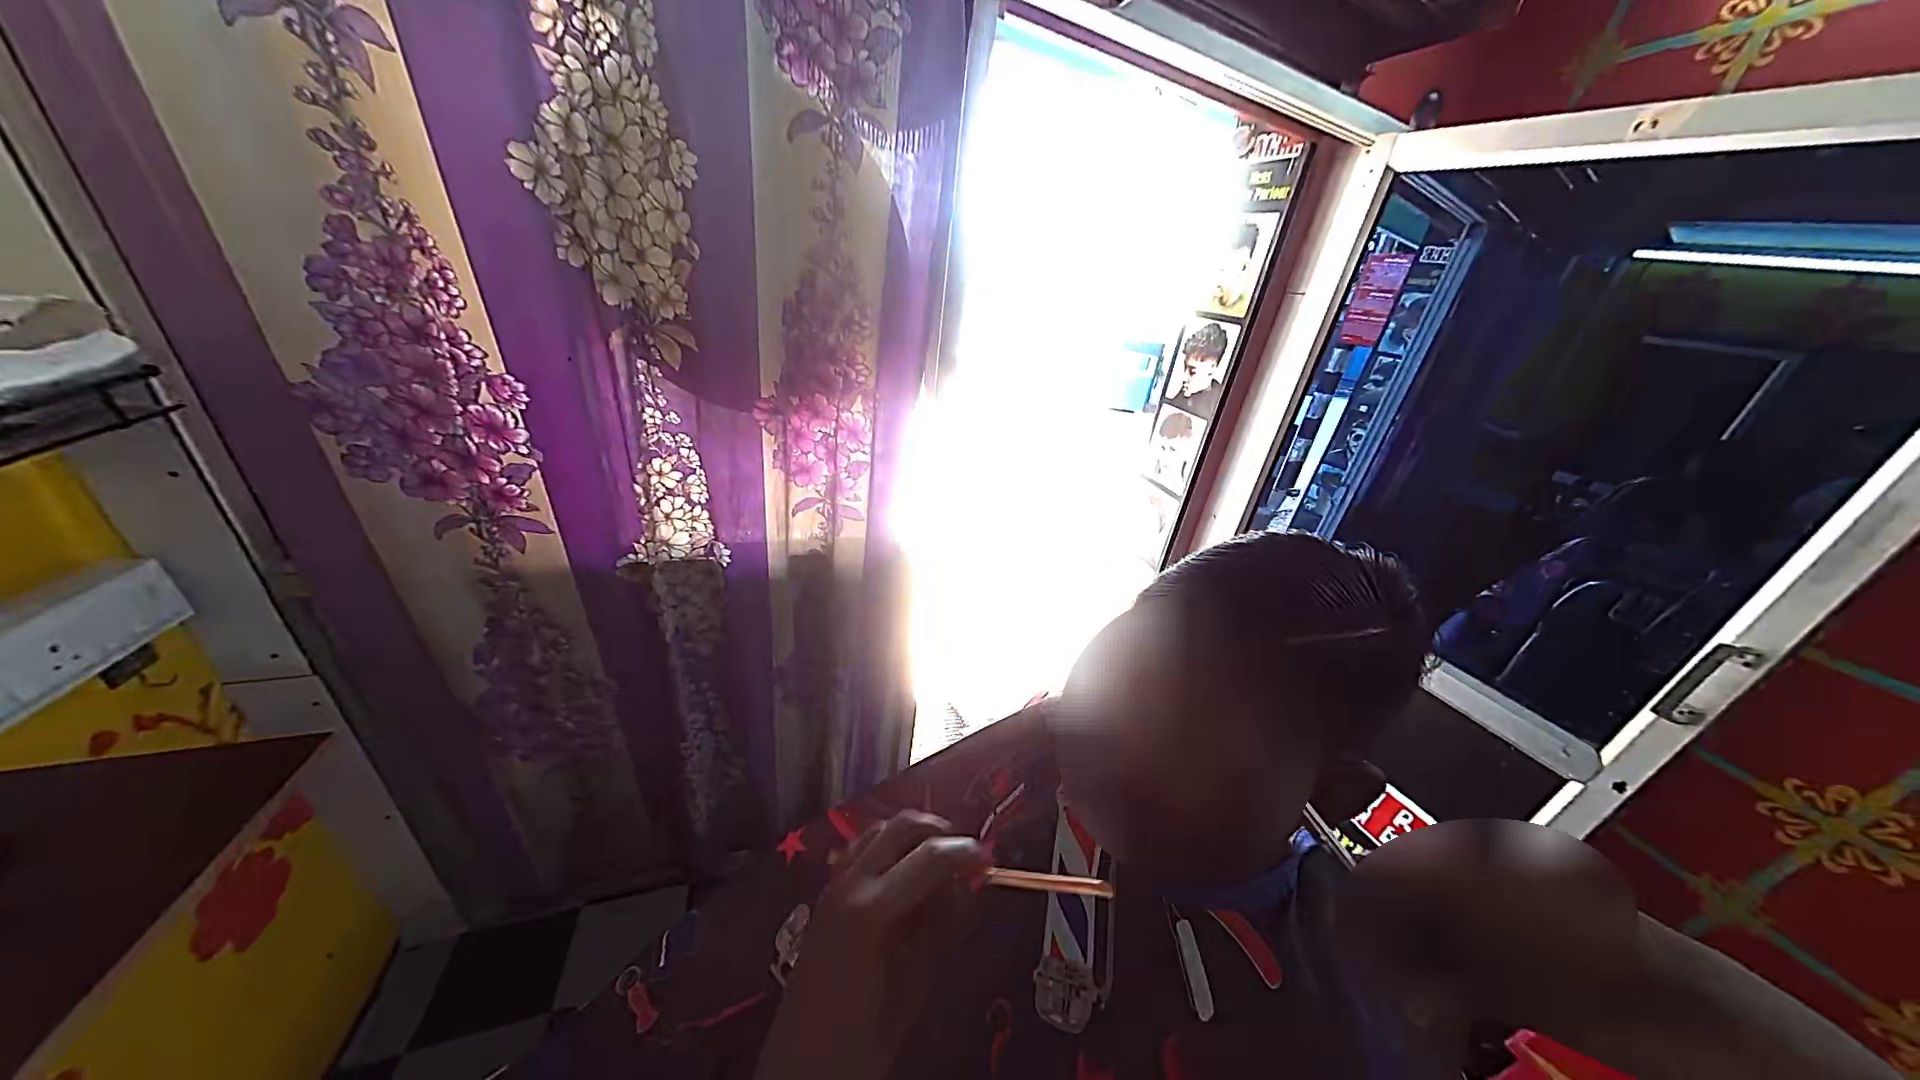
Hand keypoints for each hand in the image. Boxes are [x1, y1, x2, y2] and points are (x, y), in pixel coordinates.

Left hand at [755, 811, 990, 1079]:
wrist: (802, 1064)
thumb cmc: (863, 1037)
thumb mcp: (913, 981)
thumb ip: (936, 926)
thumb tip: (960, 885)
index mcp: (870, 911)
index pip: (930, 857)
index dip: (965, 851)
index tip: (989, 859)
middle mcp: (849, 884)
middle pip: (903, 825)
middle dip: (941, 831)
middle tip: (966, 856)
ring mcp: (834, 883)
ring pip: (881, 828)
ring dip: (914, 834)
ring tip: (939, 862)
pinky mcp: (828, 891)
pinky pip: (862, 848)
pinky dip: (889, 846)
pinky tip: (905, 872)